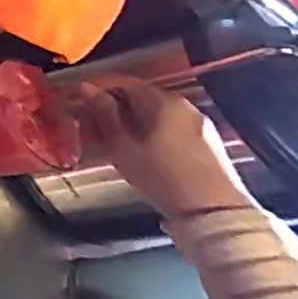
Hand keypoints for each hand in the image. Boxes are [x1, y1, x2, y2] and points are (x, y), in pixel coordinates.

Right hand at [71, 76, 257, 219]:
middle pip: (142, 98)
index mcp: (164, 101)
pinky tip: (143, 151)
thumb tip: (86, 87)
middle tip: (94, 123)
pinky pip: (173, 130)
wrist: (217, 215)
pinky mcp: (211, 146)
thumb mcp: (122, 145)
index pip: (123, 83)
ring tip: (116, 140)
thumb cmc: (162, 175)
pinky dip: (154, 134)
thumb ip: (103, 112)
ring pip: (158, 115)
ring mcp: (202, 127)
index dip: (98, 90)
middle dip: (116, 108)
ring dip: (134, 122)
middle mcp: (186, 107)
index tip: (81, 102)